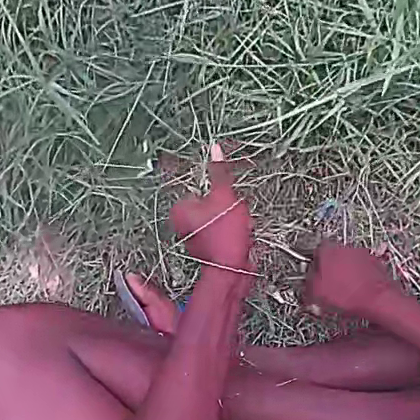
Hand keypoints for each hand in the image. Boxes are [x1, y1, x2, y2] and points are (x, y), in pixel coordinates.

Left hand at [171, 143, 252, 275]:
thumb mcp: (225, 194)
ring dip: (232, 217)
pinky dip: (232, 231)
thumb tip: (215, 149)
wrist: (233, 270)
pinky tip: (240, 234)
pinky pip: (222, 231)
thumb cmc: (225, 235)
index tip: (225, 197)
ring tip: (239, 224)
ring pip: (218, 216)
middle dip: (226, 205)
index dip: (216, 190)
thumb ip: (219, 171)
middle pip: (209, 202)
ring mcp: (195, 237)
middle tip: (233, 211)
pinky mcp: (209, 248)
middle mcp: (182, 224)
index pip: (199, 188)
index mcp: (180, 209)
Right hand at [301, 241, 401, 319]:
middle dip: (328, 271)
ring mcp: (364, 255)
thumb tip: (306, 284)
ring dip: (344, 275)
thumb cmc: (348, 295)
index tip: (311, 276)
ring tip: (341, 293)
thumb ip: (307, 284)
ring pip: (348, 264)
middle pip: (332, 257)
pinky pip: (362, 271)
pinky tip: (355, 294)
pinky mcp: (377, 266)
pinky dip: (358, 280)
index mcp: (328, 250)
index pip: (314, 251)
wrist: (377, 301)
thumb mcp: (315, 294)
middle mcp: (347, 248)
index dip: (312, 266)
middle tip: (325, 286)